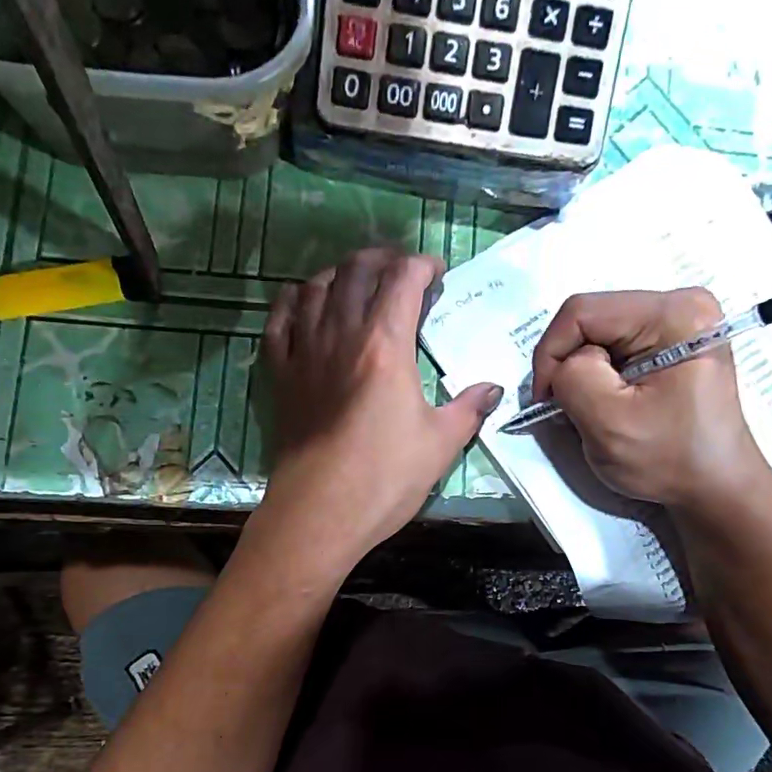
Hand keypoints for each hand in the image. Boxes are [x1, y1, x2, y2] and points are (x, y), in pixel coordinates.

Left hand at [259, 247, 503, 566]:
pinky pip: (280, 320)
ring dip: (340, 274)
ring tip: (357, 282)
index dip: (423, 264)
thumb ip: (468, 408)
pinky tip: (305, 302)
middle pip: (357, 272)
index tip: (437, 272)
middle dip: (383, 259)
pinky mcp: (280, 374)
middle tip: (401, 271)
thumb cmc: (385, 477)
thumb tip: (491, 389)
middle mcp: (341, 334)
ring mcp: (304, 351)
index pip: (403, 279)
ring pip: (316, 287)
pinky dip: (295, 301)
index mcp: (385, 344)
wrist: (320, 511)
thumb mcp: (440, 444)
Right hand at [531, 288, 768, 508]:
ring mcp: (679, 322)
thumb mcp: (609, 423)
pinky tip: (608, 403)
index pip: (582, 312)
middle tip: (565, 408)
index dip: (551, 353)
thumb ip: (575, 379)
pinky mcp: (673, 342)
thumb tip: (566, 365)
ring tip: (589, 409)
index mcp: (674, 314)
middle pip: (592, 319)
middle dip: (569, 364)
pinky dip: (600, 376)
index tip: (546, 400)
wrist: (715, 488)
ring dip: (583, 372)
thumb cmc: (670, 460)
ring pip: (600, 334)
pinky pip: (616, 347)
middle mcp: (681, 304)